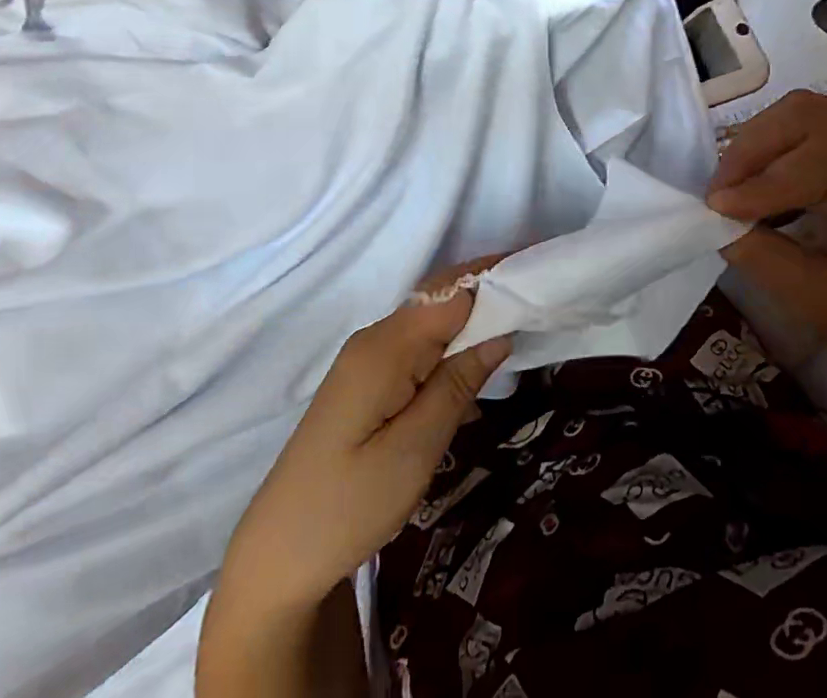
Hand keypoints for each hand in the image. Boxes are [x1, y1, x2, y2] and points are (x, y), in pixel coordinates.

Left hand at [217, 260, 511, 614]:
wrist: (280, 553)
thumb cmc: (348, 506)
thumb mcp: (414, 450)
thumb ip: (456, 384)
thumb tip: (499, 332)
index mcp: (383, 349)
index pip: (450, 291)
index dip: (496, 276)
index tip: (544, 273)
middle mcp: (373, 342)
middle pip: (440, 300)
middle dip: (492, 292)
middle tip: (546, 298)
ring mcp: (367, 362)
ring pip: (432, 324)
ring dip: (476, 322)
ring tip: (527, 328)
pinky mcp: (368, 384)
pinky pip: (419, 350)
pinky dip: (455, 350)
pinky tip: (480, 375)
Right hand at [708, 91, 826, 371]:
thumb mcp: (818, 303)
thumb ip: (764, 258)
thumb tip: (717, 219)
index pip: (826, 162)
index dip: (765, 182)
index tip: (718, 209)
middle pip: (811, 117)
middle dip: (752, 149)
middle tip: (719, 193)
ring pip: (801, 113)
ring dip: (754, 145)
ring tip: (731, 187)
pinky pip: (801, 126)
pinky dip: (765, 148)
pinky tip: (752, 183)